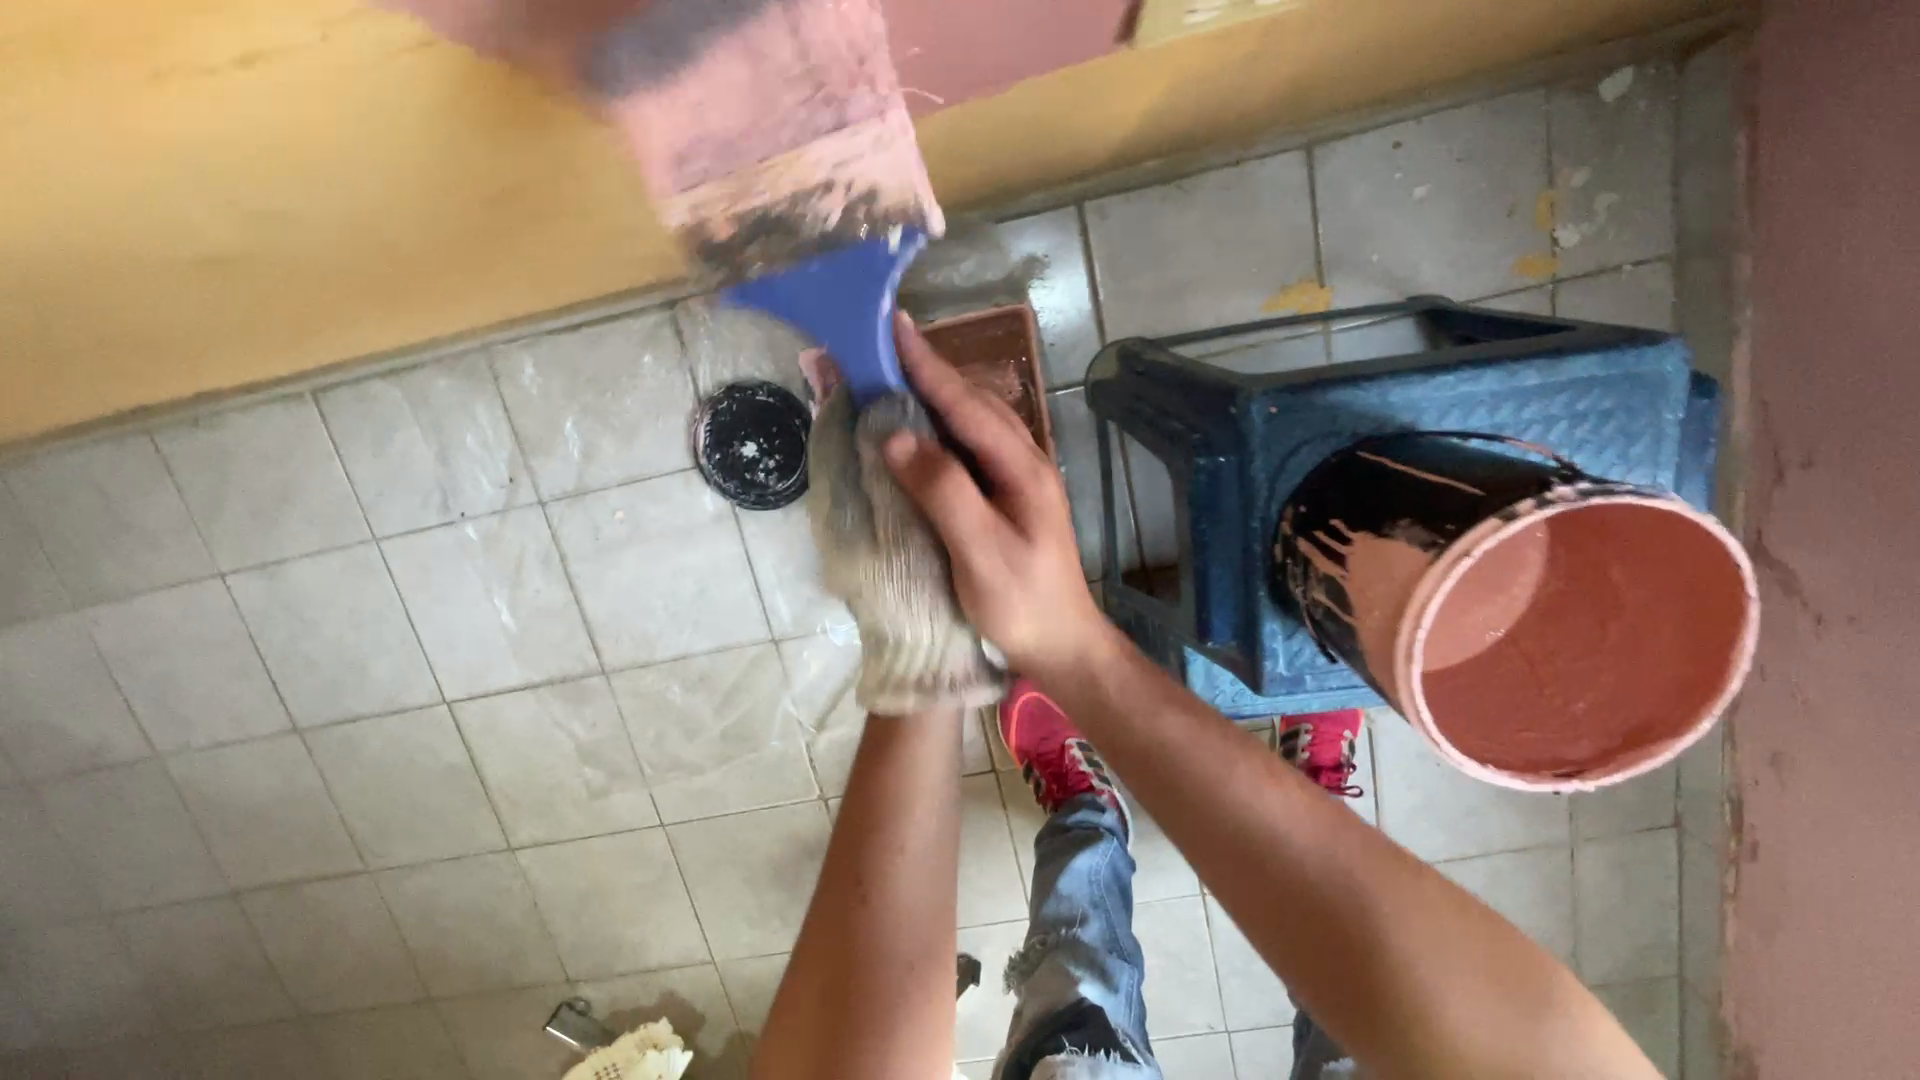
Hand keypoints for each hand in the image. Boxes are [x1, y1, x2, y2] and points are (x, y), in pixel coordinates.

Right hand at [881, 313, 1111, 676]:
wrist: (1062, 643)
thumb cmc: (1022, 602)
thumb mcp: (980, 551)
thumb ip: (942, 492)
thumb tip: (894, 437)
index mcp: (1021, 467)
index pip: (966, 405)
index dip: (928, 366)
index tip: (895, 326)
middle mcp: (1025, 462)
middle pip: (974, 403)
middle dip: (930, 371)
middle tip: (885, 345)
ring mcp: (1021, 479)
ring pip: (976, 422)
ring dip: (939, 395)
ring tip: (899, 375)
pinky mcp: (1012, 497)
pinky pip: (974, 446)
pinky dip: (944, 427)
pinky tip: (925, 430)